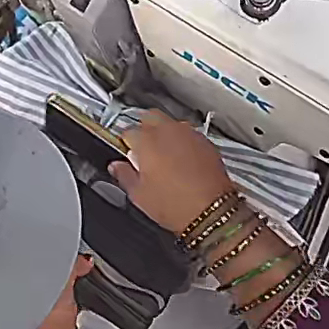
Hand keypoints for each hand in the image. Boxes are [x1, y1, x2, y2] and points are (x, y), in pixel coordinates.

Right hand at [108, 114, 235, 233]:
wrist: (211, 211)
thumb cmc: (177, 204)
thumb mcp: (139, 195)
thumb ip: (124, 175)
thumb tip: (117, 167)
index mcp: (146, 141)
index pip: (127, 131)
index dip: (124, 143)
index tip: (125, 152)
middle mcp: (168, 131)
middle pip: (149, 117)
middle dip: (143, 128)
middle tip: (142, 148)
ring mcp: (189, 134)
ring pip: (171, 123)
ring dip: (164, 133)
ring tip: (162, 155)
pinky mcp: (206, 142)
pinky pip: (189, 134)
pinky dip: (182, 141)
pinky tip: (182, 160)